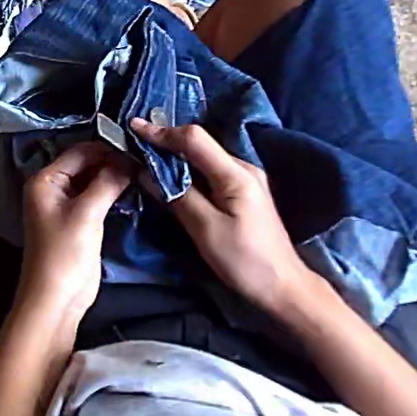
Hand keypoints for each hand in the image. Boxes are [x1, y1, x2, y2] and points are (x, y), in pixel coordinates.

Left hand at [18, 142, 133, 324]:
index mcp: (45, 180)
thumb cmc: (66, 253)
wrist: (56, 299)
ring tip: (144, 169)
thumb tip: (130, 159)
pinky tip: (133, 187)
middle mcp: (52, 188)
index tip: (138, 147)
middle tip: (146, 157)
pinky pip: (96, 196)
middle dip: (113, 161)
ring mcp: (65, 205)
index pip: (80, 152)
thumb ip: (108, 182)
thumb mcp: (87, 213)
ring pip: (93, 180)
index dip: (108, 148)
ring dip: (114, 176)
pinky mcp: (78, 220)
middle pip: (86, 164)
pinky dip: (112, 191)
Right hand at [129, 118, 318, 317]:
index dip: (162, 132)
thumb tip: (147, 172)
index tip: (133, 128)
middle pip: (199, 145)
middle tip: (134, 144)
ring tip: (146, 158)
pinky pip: (210, 172)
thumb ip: (177, 197)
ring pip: (203, 158)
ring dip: (175, 157)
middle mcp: (243, 168)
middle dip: (165, 142)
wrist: (283, 287)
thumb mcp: (205, 230)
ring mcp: (246, 180)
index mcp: (235, 173)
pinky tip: (172, 179)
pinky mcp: (243, 193)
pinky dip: (188, 171)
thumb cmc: (245, 261)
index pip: (194, 139)